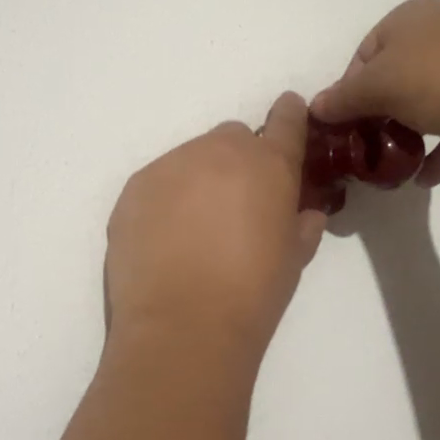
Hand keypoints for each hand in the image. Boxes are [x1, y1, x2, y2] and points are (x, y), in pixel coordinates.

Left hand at [104, 93, 327, 371]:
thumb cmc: (253, 294)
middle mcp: (219, 151)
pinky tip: (165, 241)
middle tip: (236, 205)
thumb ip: (301, 226)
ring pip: (191, 159)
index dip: (289, 116)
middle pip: (232, 138)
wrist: (184, 326)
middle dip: (238, 161)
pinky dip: (165, 201)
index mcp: (268, 164)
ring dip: (198, 181)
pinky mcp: (134, 188)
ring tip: (194, 231)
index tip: (289, 113)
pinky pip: (157, 183)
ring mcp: (171, 165)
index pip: (286, 119)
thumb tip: (305, 214)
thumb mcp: (294, 259)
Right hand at [311, 0, 439, 184]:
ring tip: (395, 162)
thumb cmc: (436, 81)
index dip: (350, 88)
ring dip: (410, 133)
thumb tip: (315, 107)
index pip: (366, 51)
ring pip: (428, 100)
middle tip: (368, 144)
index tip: (346, 122)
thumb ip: (342, 99)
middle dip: (380, 113)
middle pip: (397, 76)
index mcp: (412, 16)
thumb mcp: (376, 88)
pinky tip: (425, 177)